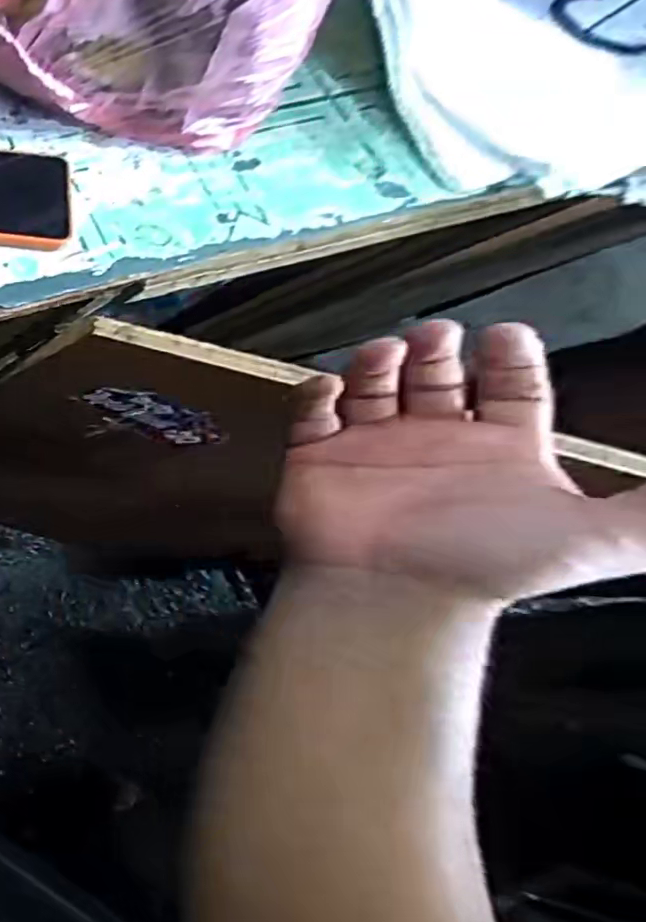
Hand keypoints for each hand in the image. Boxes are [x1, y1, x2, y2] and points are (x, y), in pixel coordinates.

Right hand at [277, 320, 645, 602]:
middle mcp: (432, 444)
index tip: (505, 333)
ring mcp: (368, 448)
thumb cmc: (489, 562)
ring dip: (376, 364)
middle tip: (436, 333)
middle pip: (433, 380)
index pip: (507, 388)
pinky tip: (331, 387)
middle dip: (434, 351)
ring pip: (370, 389)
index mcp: (497, 451)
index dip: (510, 357)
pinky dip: (315, 396)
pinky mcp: (315, 457)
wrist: (395, 588)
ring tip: (387, 351)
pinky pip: (310, 416)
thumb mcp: (611, 535)